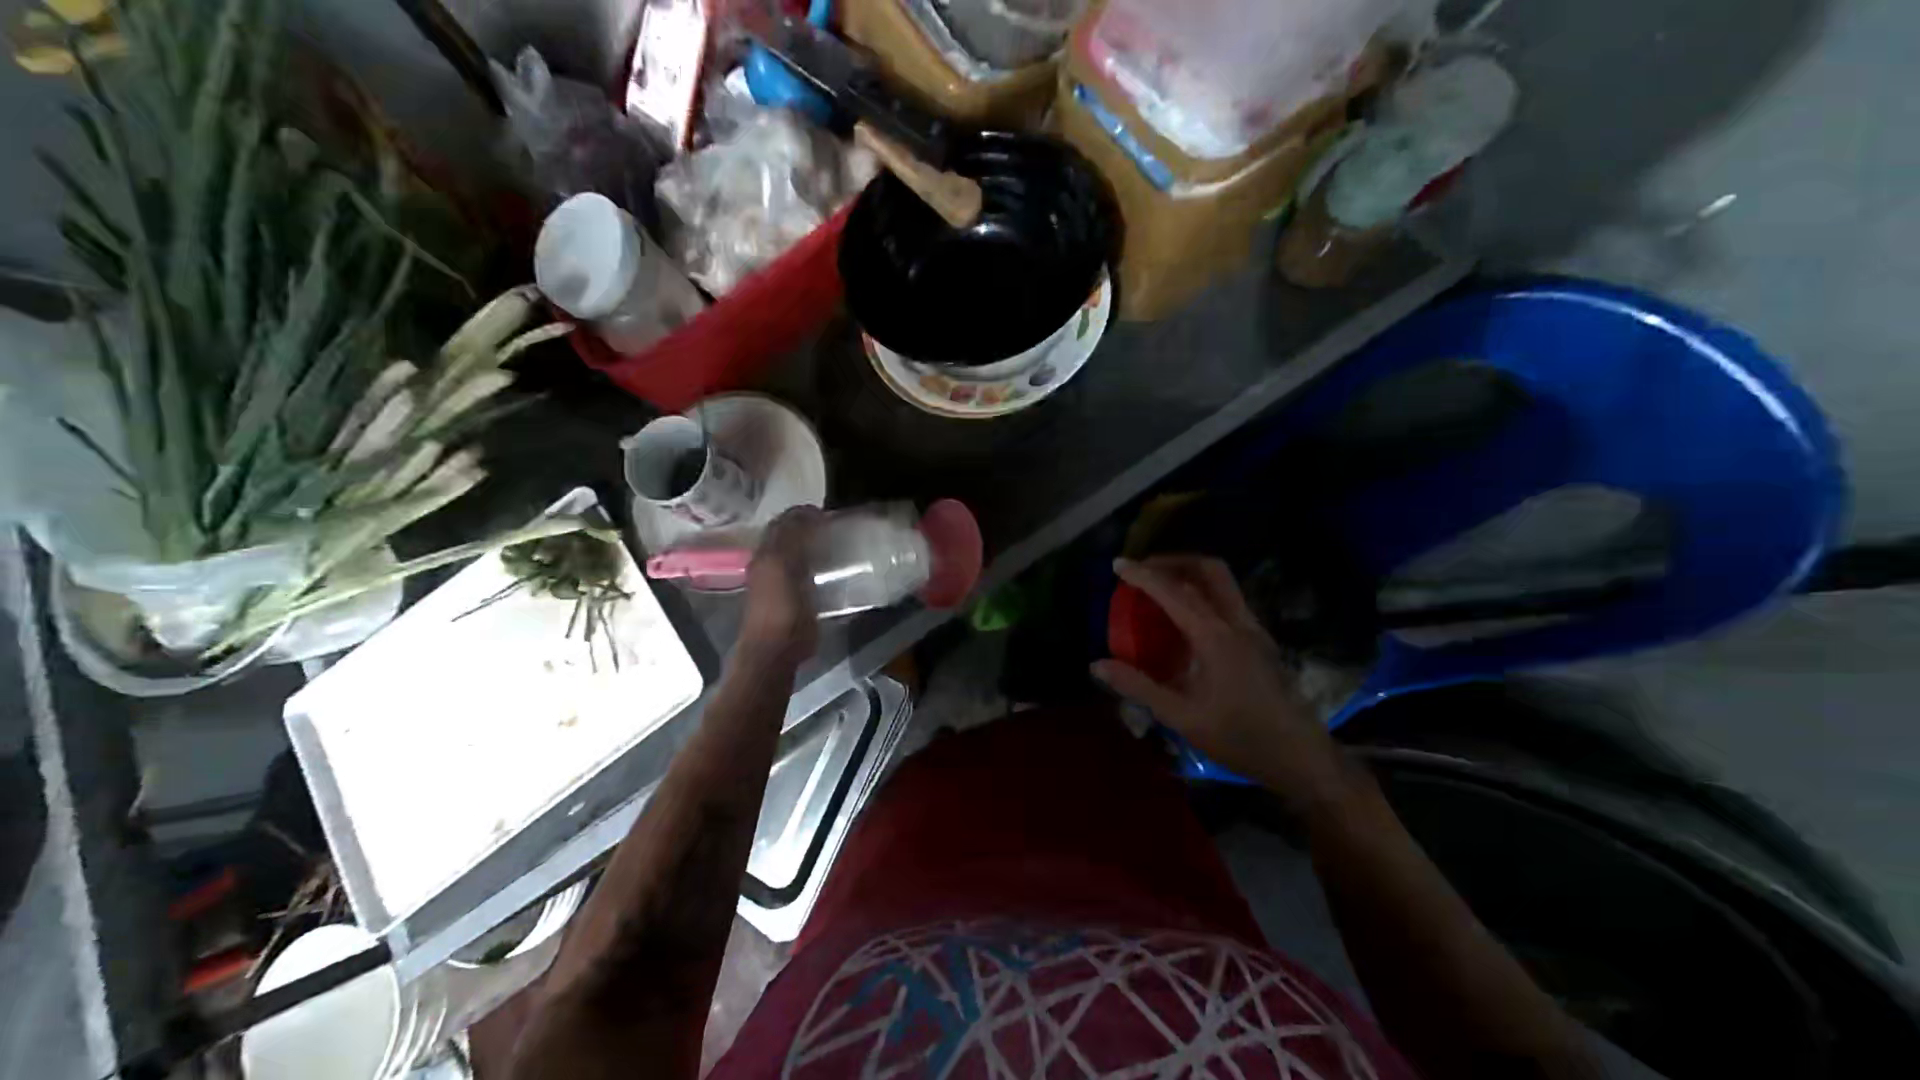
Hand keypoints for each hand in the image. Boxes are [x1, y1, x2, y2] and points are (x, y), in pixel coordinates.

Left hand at [742, 507, 821, 661]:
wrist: (774, 651)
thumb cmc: (782, 609)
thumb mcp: (785, 565)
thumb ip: (792, 537)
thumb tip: (806, 513)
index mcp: (765, 553)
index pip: (782, 522)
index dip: (802, 514)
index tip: (827, 513)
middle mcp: (766, 564)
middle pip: (786, 537)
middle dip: (807, 528)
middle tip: (833, 527)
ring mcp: (775, 584)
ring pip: (793, 555)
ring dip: (811, 546)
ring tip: (835, 545)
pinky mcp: (788, 601)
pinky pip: (802, 573)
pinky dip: (815, 565)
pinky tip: (830, 569)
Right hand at [1092, 556, 1347, 808]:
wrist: (1301, 757)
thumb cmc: (1240, 738)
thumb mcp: (1182, 717)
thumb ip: (1139, 687)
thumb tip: (1097, 665)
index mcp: (1215, 637)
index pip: (1174, 592)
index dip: (1143, 574)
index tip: (1118, 564)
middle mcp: (1237, 623)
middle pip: (1208, 570)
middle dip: (1173, 561)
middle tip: (1144, 571)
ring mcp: (1255, 629)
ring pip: (1224, 582)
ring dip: (1191, 574)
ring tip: (1162, 589)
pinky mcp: (1263, 641)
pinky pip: (1230, 600)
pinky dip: (1204, 593)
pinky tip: (1188, 620)